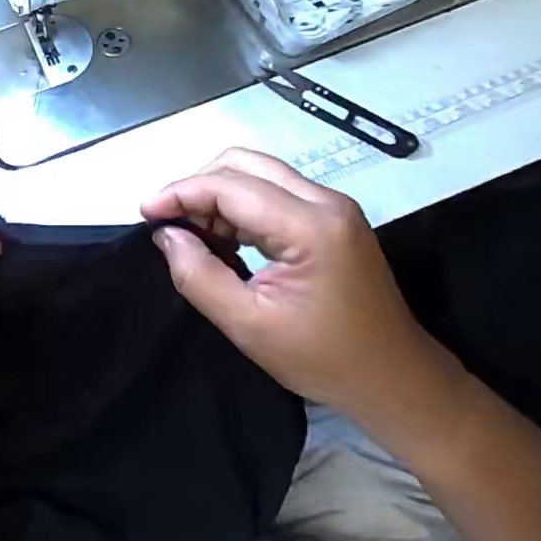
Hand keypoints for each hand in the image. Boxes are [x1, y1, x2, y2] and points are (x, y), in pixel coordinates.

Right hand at [143, 148, 456, 421]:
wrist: (394, 376)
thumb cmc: (324, 359)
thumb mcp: (251, 326)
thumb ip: (201, 276)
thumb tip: (166, 234)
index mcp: (311, 224)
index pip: (233, 185)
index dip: (183, 192)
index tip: (146, 212)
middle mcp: (325, 199)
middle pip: (247, 164)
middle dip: (200, 185)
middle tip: (170, 223)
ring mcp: (333, 203)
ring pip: (261, 173)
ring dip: (221, 194)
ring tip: (192, 233)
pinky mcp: (333, 215)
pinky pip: (277, 192)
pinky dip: (243, 205)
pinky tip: (224, 235)